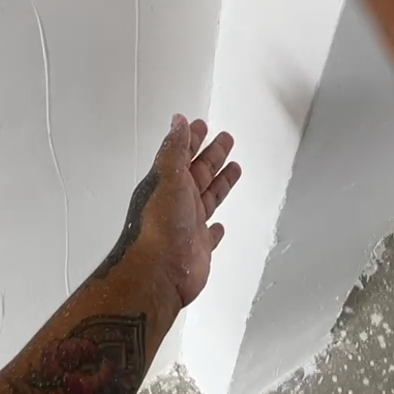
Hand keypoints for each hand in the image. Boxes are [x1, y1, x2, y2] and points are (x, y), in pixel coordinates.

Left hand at [112, 115, 240, 306]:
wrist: (159, 272)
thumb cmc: (159, 228)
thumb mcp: (167, 178)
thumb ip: (174, 149)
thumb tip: (177, 121)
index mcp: (169, 184)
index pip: (183, 154)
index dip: (193, 139)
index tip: (201, 125)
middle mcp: (178, 202)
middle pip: (200, 173)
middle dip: (213, 156)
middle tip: (225, 140)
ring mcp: (188, 225)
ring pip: (208, 198)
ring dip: (220, 183)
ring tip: (234, 169)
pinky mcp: (197, 248)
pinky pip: (209, 235)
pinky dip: (215, 229)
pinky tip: (218, 225)